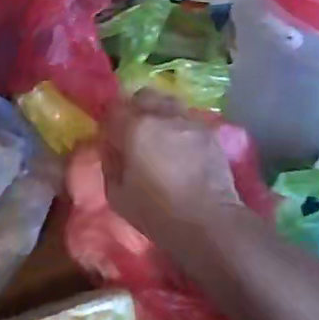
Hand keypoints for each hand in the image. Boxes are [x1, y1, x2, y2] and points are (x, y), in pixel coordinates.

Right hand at [101, 90, 245, 244]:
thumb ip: (109, 163)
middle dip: (135, 109)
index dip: (109, 122)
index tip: (110, 138)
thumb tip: (110, 147)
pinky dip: (179, 126)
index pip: (113, 109)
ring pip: (168, 102)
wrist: (209, 223)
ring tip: (160, 135)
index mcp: (135, 127)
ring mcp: (188, 121)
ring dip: (159, 113)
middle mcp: (161, 115)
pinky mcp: (209, 132)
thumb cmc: (157, 213)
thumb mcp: (117, 195)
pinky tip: (181, 147)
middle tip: (134, 132)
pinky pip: (187, 119)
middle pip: (143, 96)